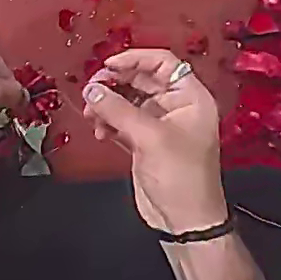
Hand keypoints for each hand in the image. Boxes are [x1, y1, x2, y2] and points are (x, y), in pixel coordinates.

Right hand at [82, 50, 226, 235]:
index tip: (108, 65)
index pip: (163, 63)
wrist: (184, 221)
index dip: (135, 59)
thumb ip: (118, 110)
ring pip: (127, 100)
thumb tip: (90, 90)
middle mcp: (176, 106)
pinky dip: (108, 121)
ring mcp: (159, 123)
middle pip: (141, 79)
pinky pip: (121, 120)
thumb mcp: (150, 138)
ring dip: (107, 103)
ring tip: (90, 113)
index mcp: (190, 97)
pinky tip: (99, 130)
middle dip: (115, 83)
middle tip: (92, 89)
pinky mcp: (143, 141)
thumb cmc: (181, 176)